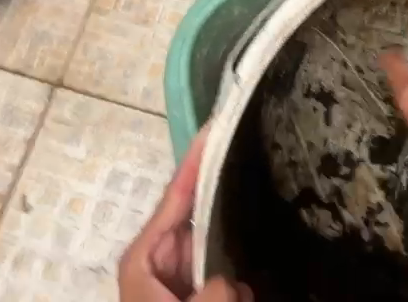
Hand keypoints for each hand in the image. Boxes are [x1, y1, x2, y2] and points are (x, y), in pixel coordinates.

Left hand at [119, 124, 252, 301]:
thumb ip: (213, 292)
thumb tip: (232, 284)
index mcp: (147, 254)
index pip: (177, 194)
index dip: (198, 158)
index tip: (218, 123)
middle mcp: (165, 258)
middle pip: (203, 215)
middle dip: (230, 203)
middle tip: (259, 164)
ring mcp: (185, 279)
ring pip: (222, 247)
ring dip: (240, 252)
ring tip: (258, 241)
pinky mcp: (205, 293)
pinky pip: (228, 277)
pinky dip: (242, 279)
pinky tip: (255, 284)